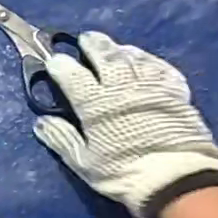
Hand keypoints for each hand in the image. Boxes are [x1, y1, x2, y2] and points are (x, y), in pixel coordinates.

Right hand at [33, 31, 217, 217]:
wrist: (175, 179)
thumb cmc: (121, 172)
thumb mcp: (82, 161)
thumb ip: (62, 138)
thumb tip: (41, 121)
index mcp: (96, 106)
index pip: (74, 76)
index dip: (61, 65)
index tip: (53, 59)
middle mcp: (123, 90)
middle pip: (107, 58)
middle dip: (94, 45)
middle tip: (86, 38)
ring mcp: (152, 89)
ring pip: (135, 59)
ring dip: (121, 50)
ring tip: (113, 47)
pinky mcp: (176, 94)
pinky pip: (161, 68)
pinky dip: (150, 60)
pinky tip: (145, 60)